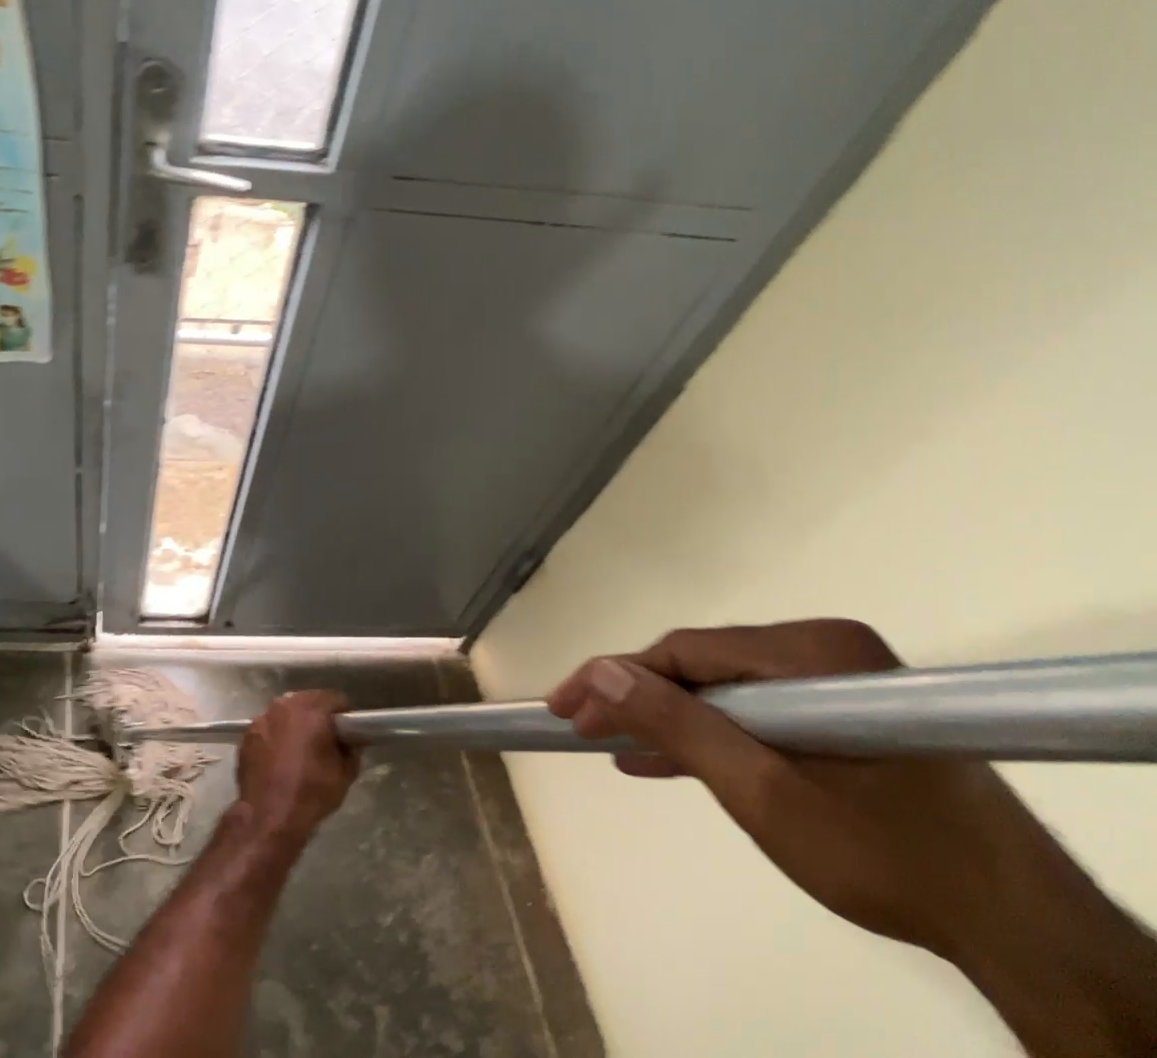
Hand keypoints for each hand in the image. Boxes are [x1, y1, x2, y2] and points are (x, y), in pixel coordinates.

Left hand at [233, 689, 360, 843]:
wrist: (269, 815)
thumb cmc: (312, 792)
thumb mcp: (345, 773)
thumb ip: (351, 750)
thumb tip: (350, 742)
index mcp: (311, 710)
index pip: (335, 699)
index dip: (344, 715)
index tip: (346, 732)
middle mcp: (283, 707)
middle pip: (307, 701)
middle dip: (318, 716)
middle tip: (325, 740)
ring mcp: (261, 720)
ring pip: (285, 713)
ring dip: (295, 724)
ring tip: (300, 750)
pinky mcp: (246, 736)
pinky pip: (268, 728)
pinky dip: (276, 736)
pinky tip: (279, 759)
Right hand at [544, 620, 1081, 957]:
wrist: (1012, 922)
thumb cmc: (880, 855)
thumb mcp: (761, 791)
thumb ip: (677, 725)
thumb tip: (600, 674)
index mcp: (815, 654)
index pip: (686, 650)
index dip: (614, 676)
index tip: (560, 706)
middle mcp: (829, 652)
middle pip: (703, 666)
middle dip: (636, 699)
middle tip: (575, 728)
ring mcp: (842, 684)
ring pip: (724, 691)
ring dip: (665, 719)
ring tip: (605, 742)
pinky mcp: (848, 718)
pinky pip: (756, 713)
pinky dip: (709, 735)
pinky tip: (659, 757)